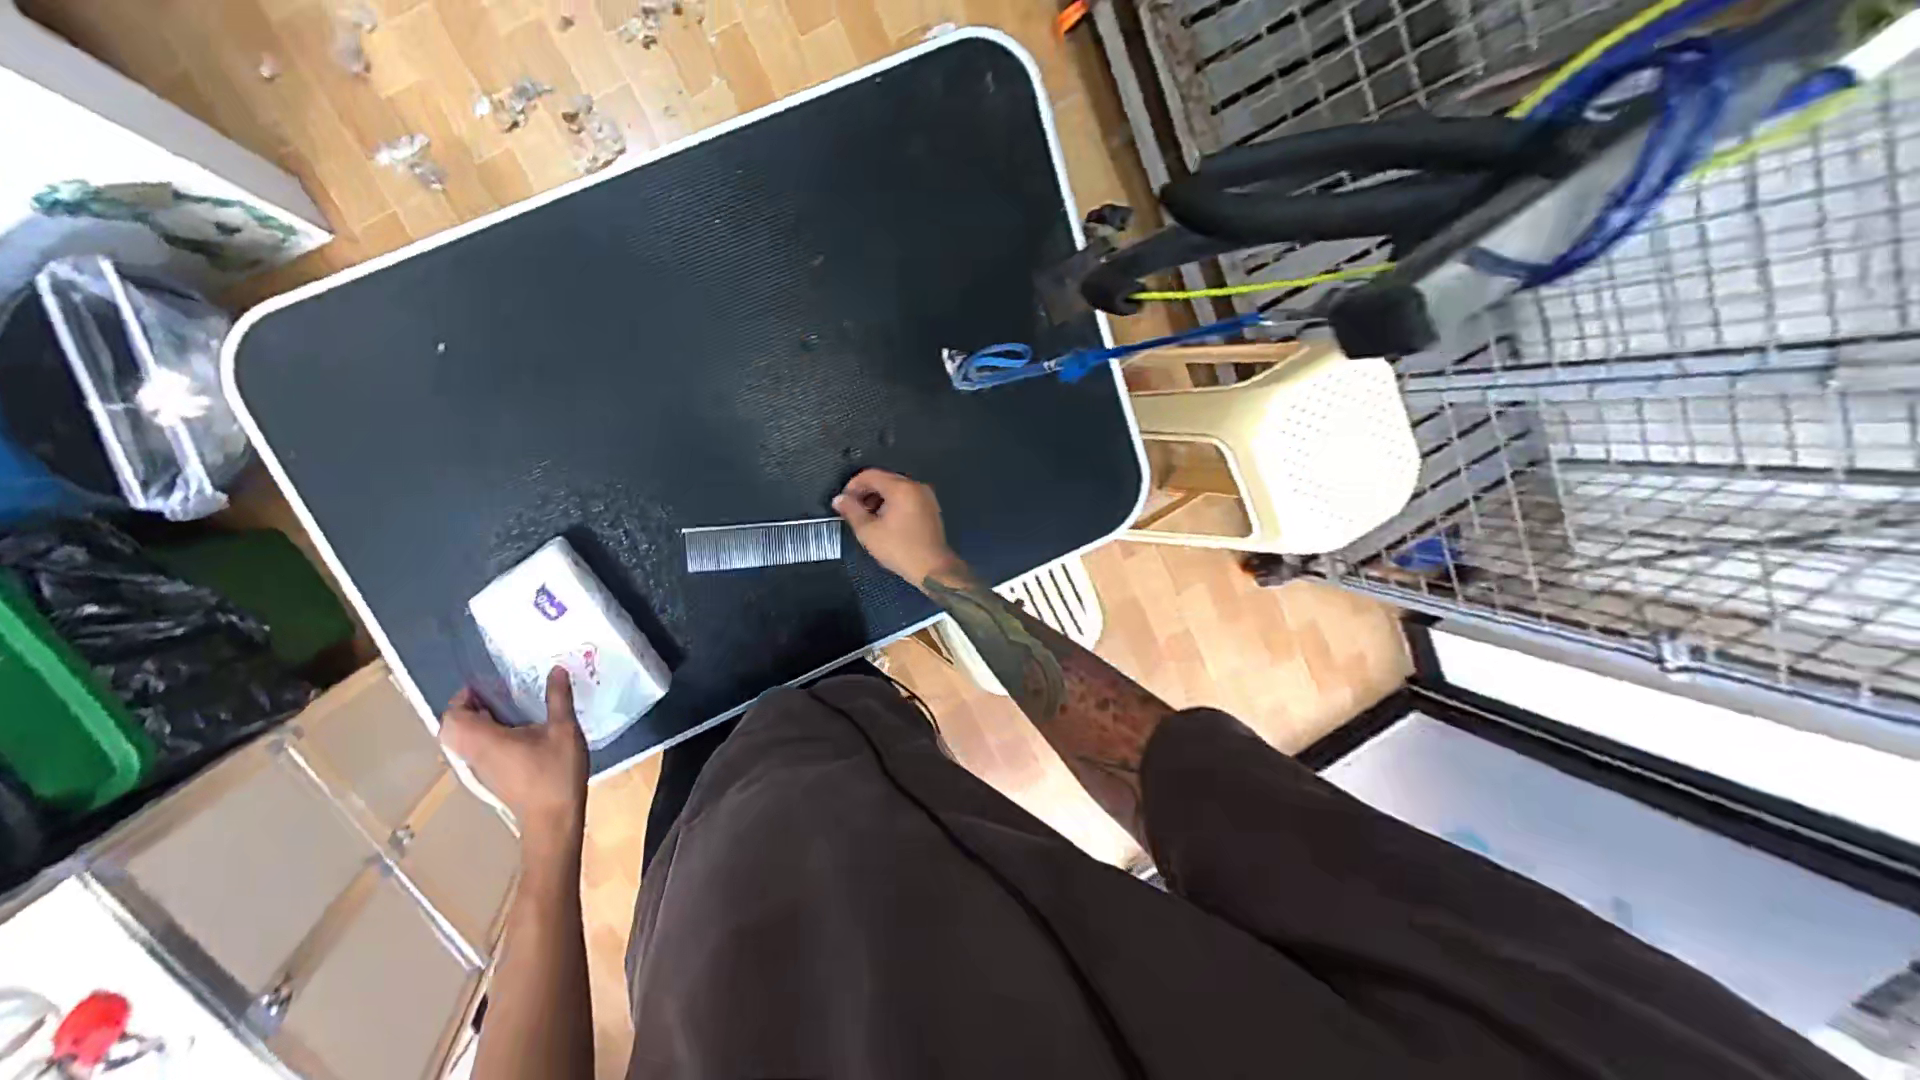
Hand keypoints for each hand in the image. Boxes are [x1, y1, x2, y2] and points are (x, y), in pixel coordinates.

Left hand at [439, 667, 587, 838]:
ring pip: (463, 741)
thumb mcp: (564, 730)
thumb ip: (558, 698)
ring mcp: (481, 769)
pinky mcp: (492, 778)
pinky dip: (486, 736)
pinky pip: (477, 751)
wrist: (553, 818)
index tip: (487, 685)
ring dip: (477, 723)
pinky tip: (517, 732)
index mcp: (486, 740)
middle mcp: (475, 755)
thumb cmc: (556, 772)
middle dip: (467, 708)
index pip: (453, 717)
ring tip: (508, 709)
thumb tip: (556, 669)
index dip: (462, 698)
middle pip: (452, 729)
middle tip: (495, 695)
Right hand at [831, 468, 967, 587]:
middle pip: (884, 479)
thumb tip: (839, 499)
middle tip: (854, 511)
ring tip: (868, 518)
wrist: (933, 568)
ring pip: (895, 488)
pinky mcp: (930, 507)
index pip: (870, 474)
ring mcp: (926, 496)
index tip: (844, 502)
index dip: (852, 485)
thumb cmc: (899, 549)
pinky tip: (885, 521)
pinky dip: (893, 503)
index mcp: (901, 488)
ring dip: (878, 498)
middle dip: (865, 492)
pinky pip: (907, 497)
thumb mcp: (868, 531)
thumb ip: (851, 511)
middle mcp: (916, 486)